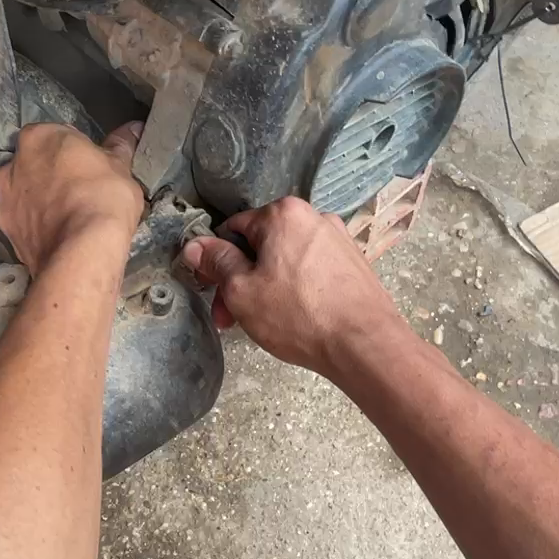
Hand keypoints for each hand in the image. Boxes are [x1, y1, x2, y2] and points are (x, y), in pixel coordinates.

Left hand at [0, 122, 144, 272]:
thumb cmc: (103, 199)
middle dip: (53, 174)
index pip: (59, 136)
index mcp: (40, 137)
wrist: (82, 252)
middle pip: (36, 163)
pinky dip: (35, 226)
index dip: (76, 153)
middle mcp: (13, 162)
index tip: (90, 168)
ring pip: (25, 193)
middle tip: (80, 192)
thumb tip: (133, 129)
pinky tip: (56, 236)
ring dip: (40, 200)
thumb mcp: (121, 168)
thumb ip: (121, 146)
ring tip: (67, 218)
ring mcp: (5, 197)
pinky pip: (22, 221)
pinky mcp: (5, 229)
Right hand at [181, 197, 405, 377]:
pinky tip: (293, 318)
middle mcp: (314, 217)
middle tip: (231, 317)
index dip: (216, 262)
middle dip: (241, 280)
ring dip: (266, 287)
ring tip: (263, 323)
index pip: (232, 229)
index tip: (212, 292)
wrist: (364, 343)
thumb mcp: (241, 290)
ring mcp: (338, 239)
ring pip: (285, 260)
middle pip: (261, 245)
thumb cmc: (298, 315)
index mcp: (283, 214)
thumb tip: (194, 245)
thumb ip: (216, 263)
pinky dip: (295, 290)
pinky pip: (310, 270)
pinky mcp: (353, 264)